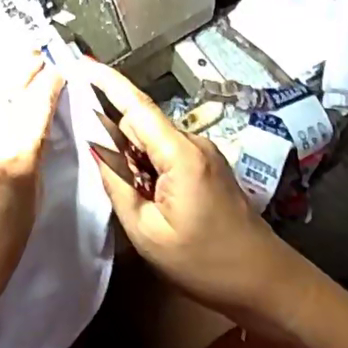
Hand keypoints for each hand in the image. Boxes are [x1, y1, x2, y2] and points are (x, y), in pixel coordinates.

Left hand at [0, 52, 64, 338]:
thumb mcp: (32, 197)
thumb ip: (35, 147)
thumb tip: (41, 109)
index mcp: (11, 154)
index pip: (37, 95)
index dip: (51, 79)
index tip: (58, 72)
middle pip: (6, 79)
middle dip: (25, 65)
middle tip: (36, 57)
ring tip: (10, 68)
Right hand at [71, 58, 308, 330]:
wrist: (266, 283)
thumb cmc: (207, 264)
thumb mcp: (148, 232)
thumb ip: (118, 184)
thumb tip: (95, 147)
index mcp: (180, 153)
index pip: (136, 106)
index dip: (106, 83)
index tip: (81, 64)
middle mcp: (193, 142)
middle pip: (140, 123)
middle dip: (116, 142)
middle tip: (110, 181)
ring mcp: (203, 152)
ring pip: (151, 140)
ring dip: (134, 160)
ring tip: (140, 205)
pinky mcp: (206, 165)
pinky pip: (166, 153)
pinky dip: (150, 168)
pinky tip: (153, 202)